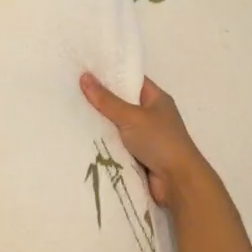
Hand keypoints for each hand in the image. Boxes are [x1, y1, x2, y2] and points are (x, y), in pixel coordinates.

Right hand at [80, 73, 218, 215]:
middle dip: (101, 98)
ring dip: (100, 122)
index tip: (86, 69)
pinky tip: (82, 135)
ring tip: (72, 110)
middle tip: (72, 89)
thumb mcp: (131, 116)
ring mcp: (146, 135)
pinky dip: (104, 141)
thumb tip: (84, 76)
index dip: (110, 74)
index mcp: (156, 99)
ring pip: (117, 124)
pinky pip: (117, 142)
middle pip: (122, 102)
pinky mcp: (139, 154)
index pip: (131, 80)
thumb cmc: (160, 141)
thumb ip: (106, 100)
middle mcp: (152, 115)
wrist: (178, 182)